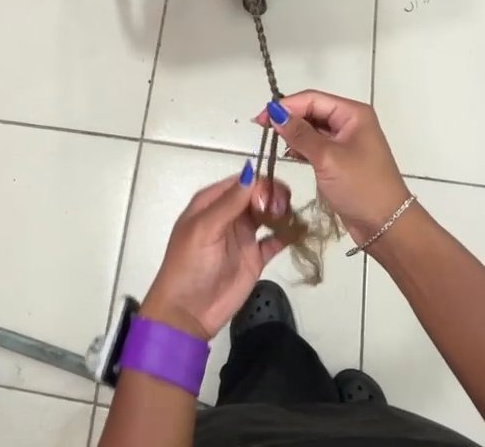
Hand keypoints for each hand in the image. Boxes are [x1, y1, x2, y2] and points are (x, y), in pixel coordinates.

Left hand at [142, 166, 291, 339]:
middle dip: (273, 196)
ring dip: (281, 212)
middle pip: (258, 195)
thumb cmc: (189, 266)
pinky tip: (296, 233)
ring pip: (268, 213)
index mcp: (212, 203)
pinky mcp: (255, 258)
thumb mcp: (204, 229)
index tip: (269, 197)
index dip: (259, 184)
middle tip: (280, 211)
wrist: (188, 313)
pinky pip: (275, 240)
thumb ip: (229, 203)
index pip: (242, 182)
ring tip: (287, 221)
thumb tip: (252, 172)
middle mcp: (230, 215)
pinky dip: (287, 235)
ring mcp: (243, 236)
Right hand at [257, 92, 411, 247]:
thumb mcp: (327, 158)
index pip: (312, 99)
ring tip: (271, 141)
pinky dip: (301, 147)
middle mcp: (350, 122)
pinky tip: (287, 153)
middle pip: (312, 111)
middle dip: (288, 118)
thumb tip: (275, 112)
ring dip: (293, 133)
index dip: (285, 106)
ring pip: (312, 128)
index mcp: (353, 113)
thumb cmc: (360, 186)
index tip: (261, 119)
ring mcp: (346, 141)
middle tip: (261, 129)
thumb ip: (300, 134)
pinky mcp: (341, 159)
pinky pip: (316, 145)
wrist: (387, 225)